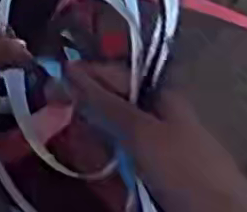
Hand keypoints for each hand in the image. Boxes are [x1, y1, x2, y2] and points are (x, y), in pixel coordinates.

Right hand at [67, 63, 246, 211]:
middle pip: (117, 103)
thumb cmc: (186, 171)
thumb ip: (103, 99)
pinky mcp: (164, 179)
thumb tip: (68, 66)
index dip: (90, 73)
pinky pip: (127, 160)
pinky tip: (97, 166)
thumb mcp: (139, 131)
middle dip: (89, 107)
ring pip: (119, 133)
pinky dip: (109, 160)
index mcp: (165, 99)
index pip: (118, 73)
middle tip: (64, 113)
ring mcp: (166, 151)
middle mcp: (165, 119)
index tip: (60, 79)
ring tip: (78, 144)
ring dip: (96, 136)